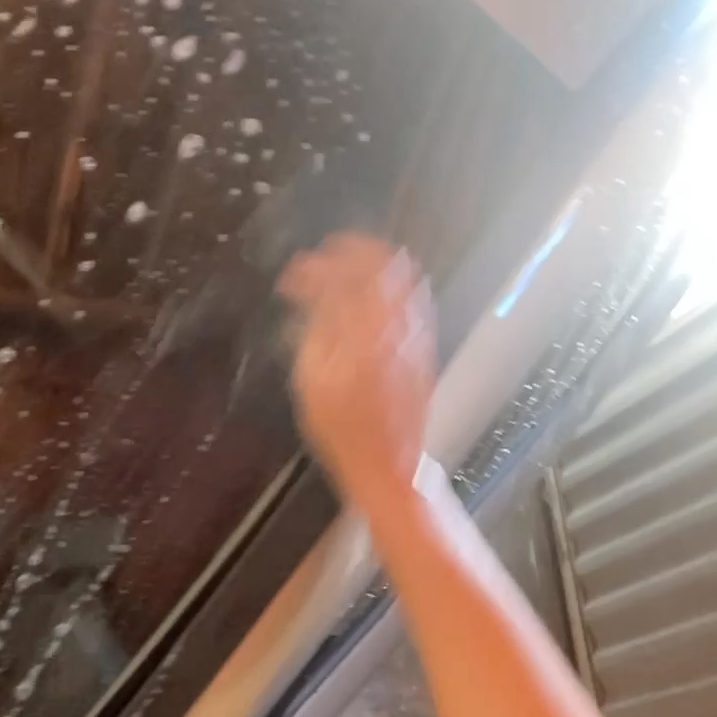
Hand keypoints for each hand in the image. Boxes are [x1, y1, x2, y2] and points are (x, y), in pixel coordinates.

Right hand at [281, 233, 436, 507]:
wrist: (388, 463)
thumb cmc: (340, 430)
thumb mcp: (312, 384)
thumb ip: (314, 334)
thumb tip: (312, 301)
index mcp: (365, 333)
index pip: (341, 281)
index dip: (314, 270)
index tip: (291, 274)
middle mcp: (398, 325)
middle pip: (383, 266)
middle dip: (351, 253)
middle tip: (324, 253)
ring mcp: (417, 334)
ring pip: (404, 278)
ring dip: (374, 264)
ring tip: (348, 265)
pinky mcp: (425, 346)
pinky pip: (414, 299)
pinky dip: (392, 284)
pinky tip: (373, 293)